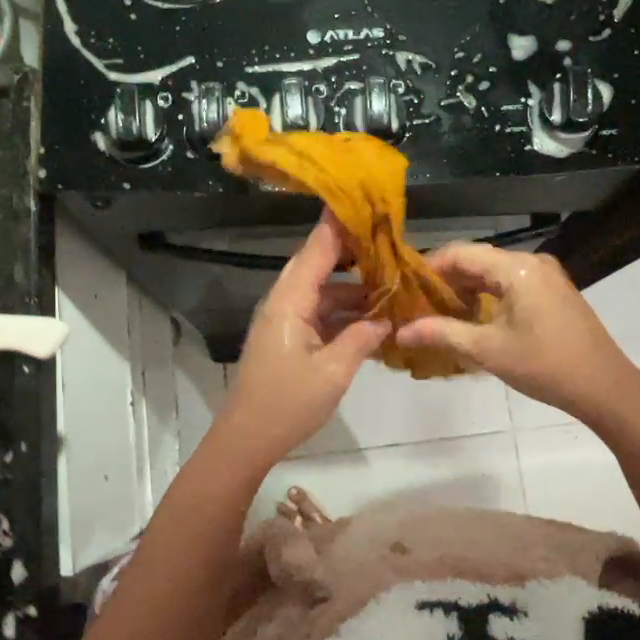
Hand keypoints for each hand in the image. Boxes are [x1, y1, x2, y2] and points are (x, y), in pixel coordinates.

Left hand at [212, 215, 389, 468]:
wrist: (247, 439)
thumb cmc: (287, 404)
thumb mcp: (333, 373)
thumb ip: (362, 339)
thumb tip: (385, 319)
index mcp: (290, 301)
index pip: (318, 248)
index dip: (341, 223)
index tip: (367, 200)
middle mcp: (284, 301)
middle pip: (320, 264)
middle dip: (354, 253)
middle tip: (392, 242)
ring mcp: (284, 320)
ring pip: (321, 290)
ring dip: (353, 287)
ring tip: (392, 282)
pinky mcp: (287, 338)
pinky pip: (318, 312)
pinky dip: (343, 311)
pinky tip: (372, 318)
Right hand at [396, 244, 638, 420]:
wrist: (604, 386)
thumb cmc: (544, 366)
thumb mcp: (487, 350)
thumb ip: (442, 333)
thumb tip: (400, 333)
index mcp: (516, 268)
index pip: (460, 252)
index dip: (428, 267)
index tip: (402, 287)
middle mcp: (531, 262)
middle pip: (476, 260)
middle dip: (444, 280)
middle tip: (414, 304)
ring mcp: (545, 276)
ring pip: (493, 273)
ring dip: (465, 290)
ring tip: (436, 313)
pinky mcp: (552, 292)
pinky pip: (510, 284)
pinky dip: (487, 296)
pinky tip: (471, 318)